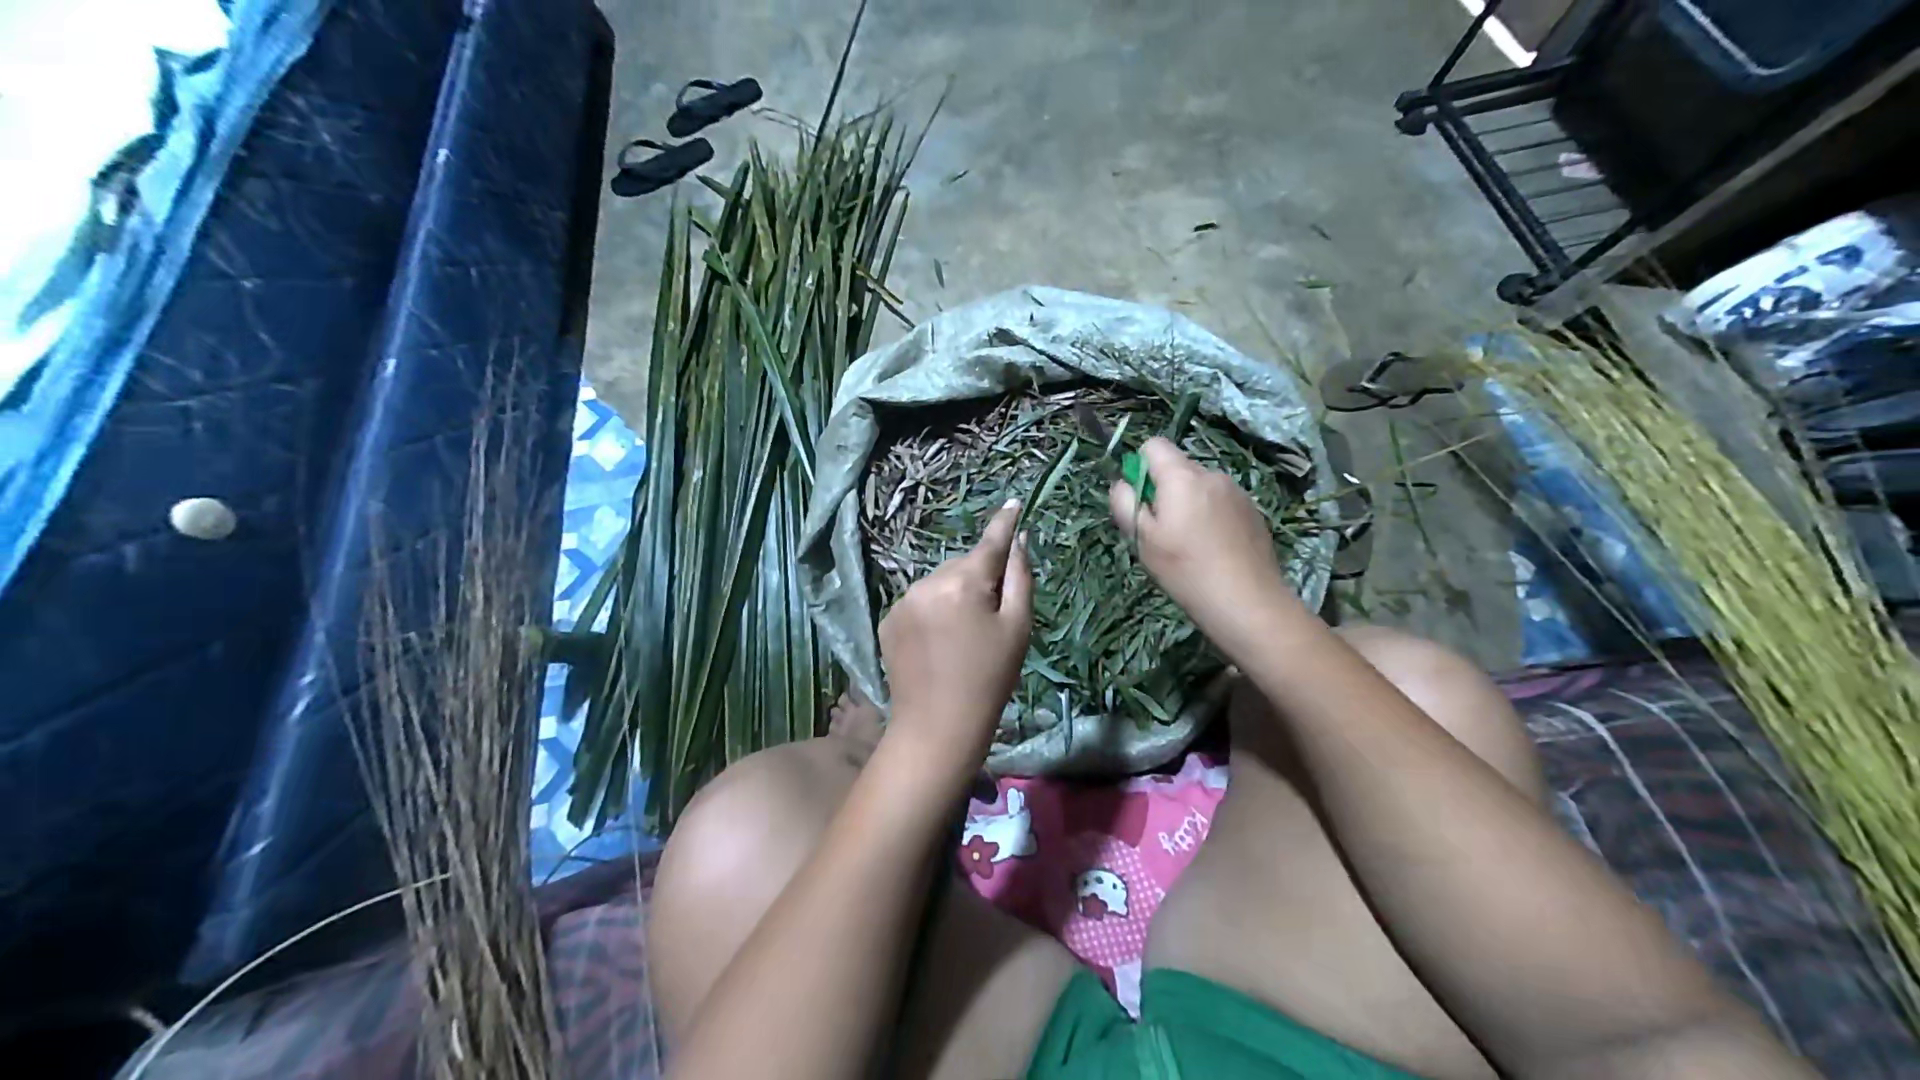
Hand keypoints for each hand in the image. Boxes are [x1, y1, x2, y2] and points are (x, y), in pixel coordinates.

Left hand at [878, 500, 1032, 782]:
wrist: (938, 725)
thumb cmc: (990, 679)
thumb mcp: (1018, 628)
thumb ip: (1019, 578)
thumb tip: (1018, 540)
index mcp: (963, 582)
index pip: (989, 543)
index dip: (1004, 524)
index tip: (1013, 503)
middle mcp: (927, 582)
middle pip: (962, 566)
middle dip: (978, 579)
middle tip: (991, 617)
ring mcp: (903, 600)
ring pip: (939, 583)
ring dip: (953, 595)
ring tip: (962, 636)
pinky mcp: (888, 620)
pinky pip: (919, 602)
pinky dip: (932, 611)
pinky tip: (938, 643)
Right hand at [1109, 438, 1304, 646]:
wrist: (1248, 603)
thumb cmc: (1186, 570)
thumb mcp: (1142, 539)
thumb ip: (1125, 503)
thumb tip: (1122, 483)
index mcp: (1182, 477)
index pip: (1154, 445)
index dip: (1140, 466)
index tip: (1141, 500)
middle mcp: (1212, 475)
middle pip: (1178, 468)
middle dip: (1165, 490)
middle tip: (1162, 532)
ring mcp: (1237, 492)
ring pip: (1200, 486)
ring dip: (1189, 504)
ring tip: (1190, 545)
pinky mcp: (1253, 512)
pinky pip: (1221, 502)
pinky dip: (1211, 516)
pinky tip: (1214, 549)